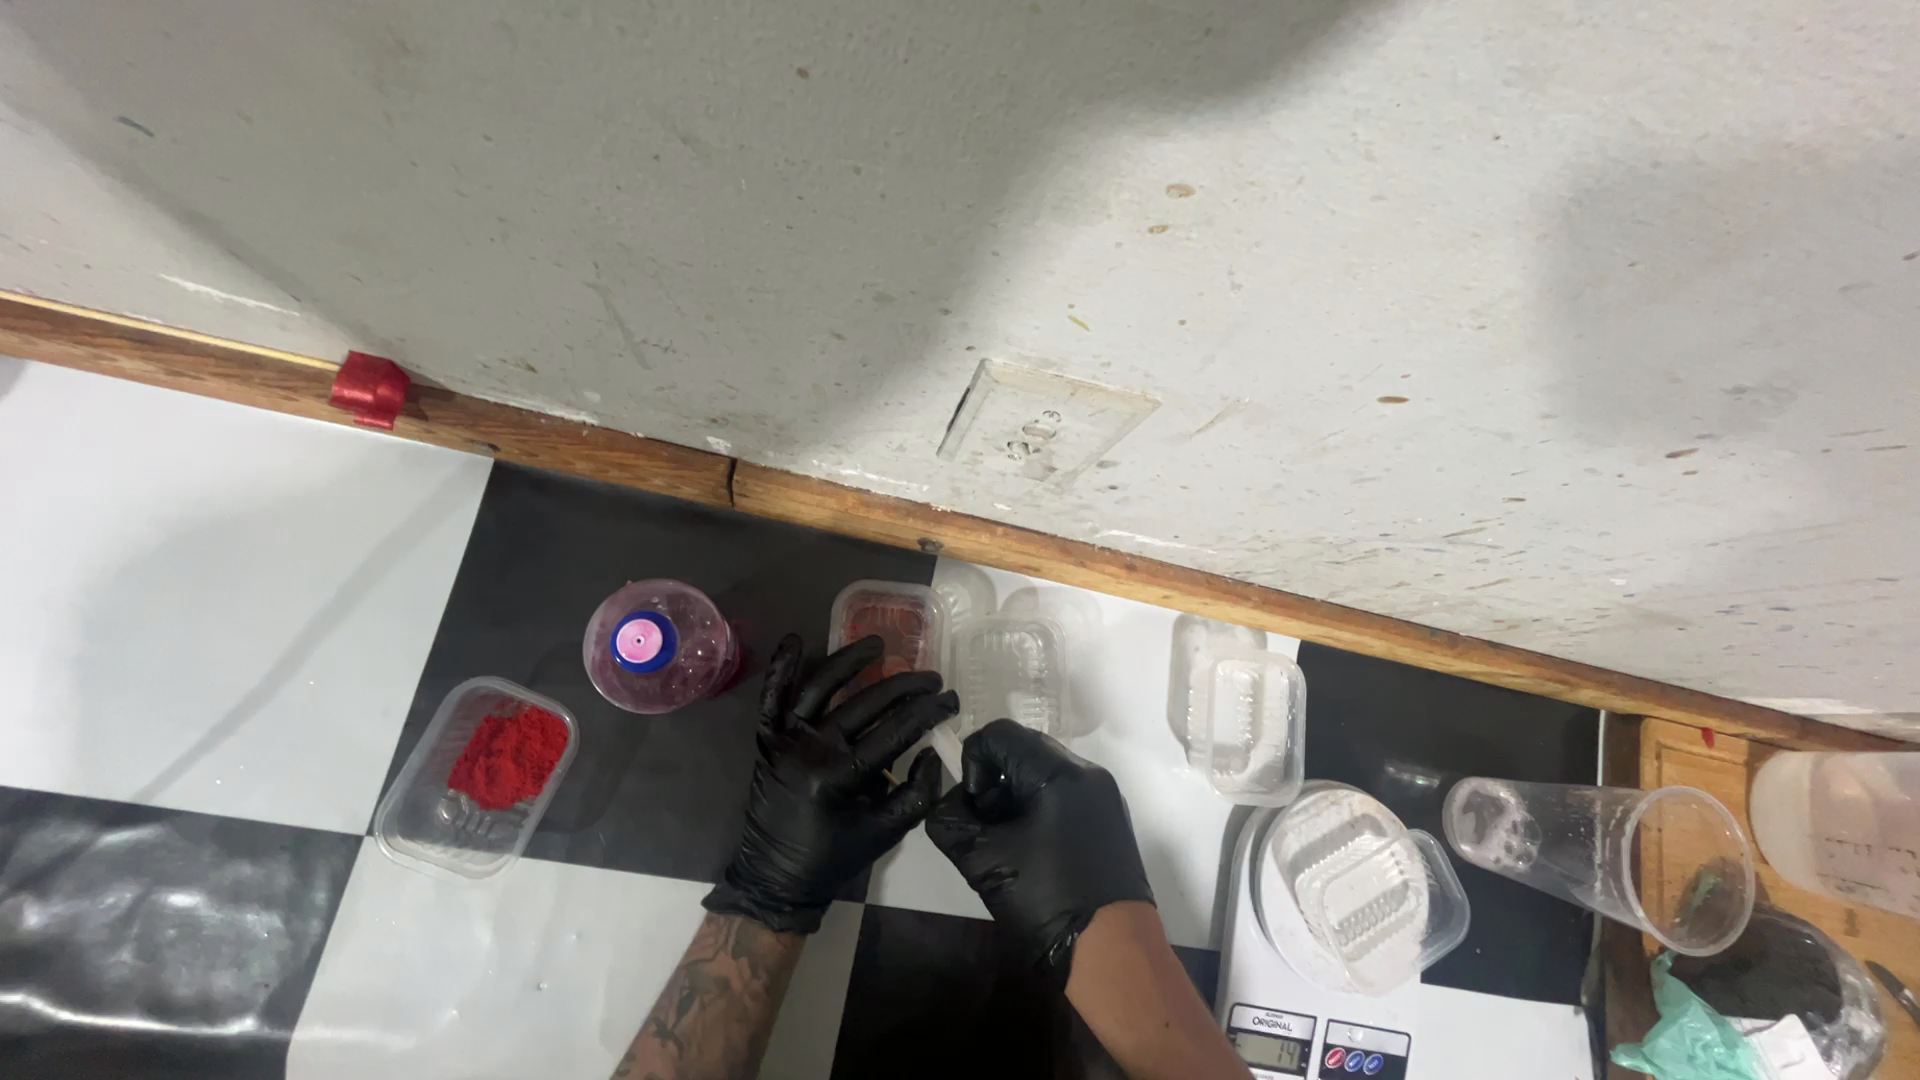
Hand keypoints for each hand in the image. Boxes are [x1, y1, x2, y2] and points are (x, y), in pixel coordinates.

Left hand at [704, 633, 956, 933]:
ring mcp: (785, 739)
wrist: (775, 876)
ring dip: (850, 660)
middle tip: (931, 677)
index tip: (950, 699)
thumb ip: (917, 792)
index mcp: (841, 777)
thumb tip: (933, 751)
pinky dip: (781, 667)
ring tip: (878, 644)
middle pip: (865, 704)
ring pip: (819, 686)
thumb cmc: (835, 856)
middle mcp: (811, 749)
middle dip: (904, 687)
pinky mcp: (766, 737)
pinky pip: (771, 696)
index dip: (927, 712)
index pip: (894, 732)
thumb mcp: (887, 833)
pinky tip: (794, 638)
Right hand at [925, 719, 1153, 980]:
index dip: (973, 763)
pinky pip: (1064, 793)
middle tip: (986, 827)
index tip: (974, 809)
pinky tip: (1034, 852)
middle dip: (994, 781)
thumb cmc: (1048, 901)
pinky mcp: (1110, 819)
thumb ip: (950, 822)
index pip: (999, 734)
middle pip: (1023, 749)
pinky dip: (1039, 808)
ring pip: (1043, 772)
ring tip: (1009, 844)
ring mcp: (1104, 795)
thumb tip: (948, 805)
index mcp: (1059, 773)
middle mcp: (1087, 773)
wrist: (1114, 954)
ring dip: (1015, 796)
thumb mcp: (983, 861)